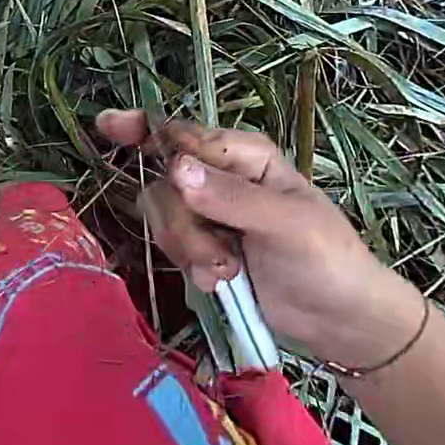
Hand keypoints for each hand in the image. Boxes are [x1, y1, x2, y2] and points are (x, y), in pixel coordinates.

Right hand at [95, 109, 426, 369]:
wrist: (338, 319)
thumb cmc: (326, 258)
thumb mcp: (285, 224)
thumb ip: (230, 197)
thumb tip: (175, 169)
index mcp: (244, 154)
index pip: (184, 134)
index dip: (143, 127)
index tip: (106, 125)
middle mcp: (220, 175)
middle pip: (165, 183)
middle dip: (182, 224)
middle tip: (217, 258)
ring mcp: (209, 211)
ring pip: (163, 216)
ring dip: (189, 249)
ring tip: (227, 274)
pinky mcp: (202, 245)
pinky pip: (170, 245)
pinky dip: (191, 266)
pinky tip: (221, 283)